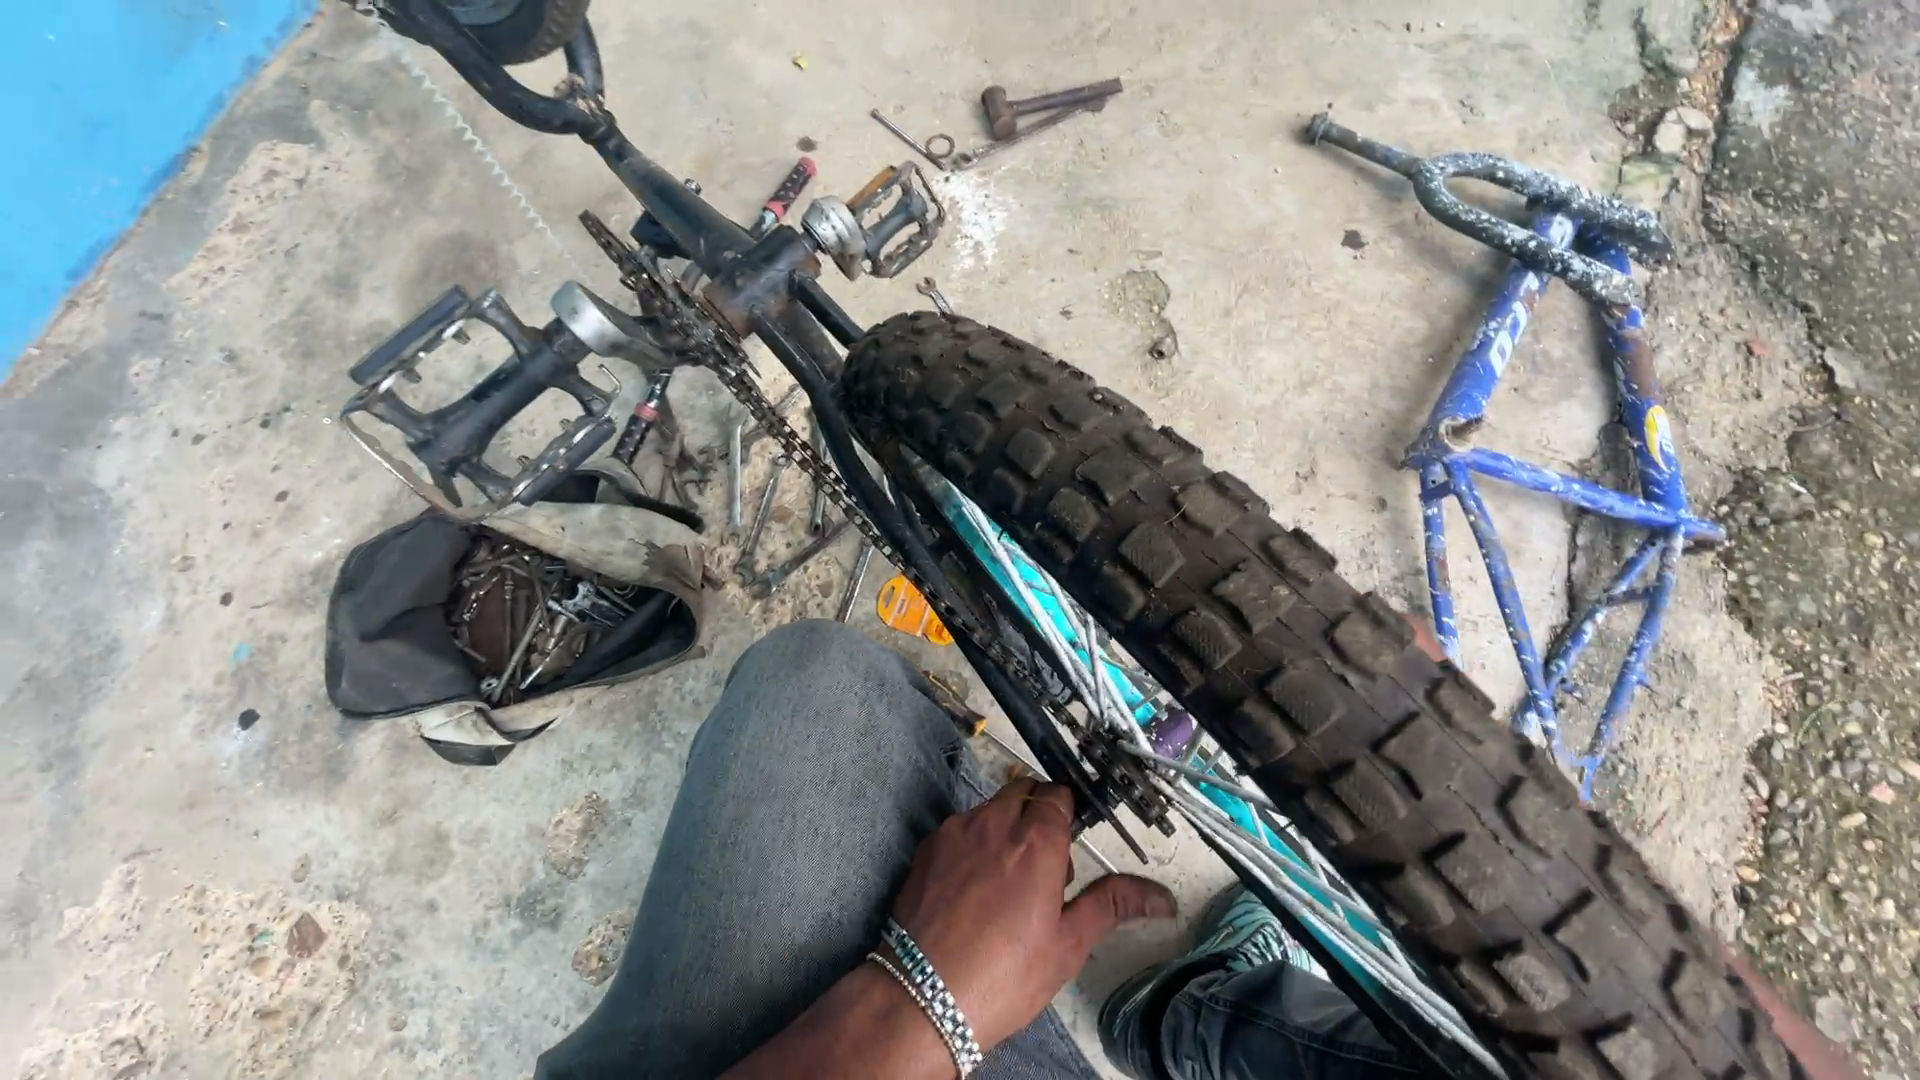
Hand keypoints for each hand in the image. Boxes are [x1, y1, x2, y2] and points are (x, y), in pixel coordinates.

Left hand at [889, 778, 1176, 1050]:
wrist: (924, 996)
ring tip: (1002, 884)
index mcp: (1037, 840)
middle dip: (1034, 816)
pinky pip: (958, 829)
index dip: (1065, 814)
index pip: (1057, 794)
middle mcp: (995, 822)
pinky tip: (968, 890)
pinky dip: (970, 845)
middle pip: (1022, 793)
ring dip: (1002, 830)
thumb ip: (1112, 904)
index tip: (1066, 842)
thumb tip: (1162, 897)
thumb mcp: (1068, 943)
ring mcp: (956, 830)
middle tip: (1038, 866)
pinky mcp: (927, 846)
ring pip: (988, 811)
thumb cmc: (1004, 974)